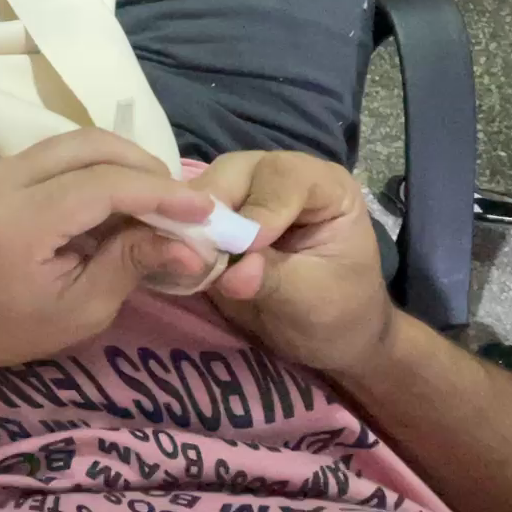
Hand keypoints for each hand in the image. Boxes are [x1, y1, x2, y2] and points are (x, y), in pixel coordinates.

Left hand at [0, 129, 214, 377]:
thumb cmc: (9, 328)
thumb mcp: (79, 311)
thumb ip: (130, 265)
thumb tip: (191, 245)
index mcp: (20, 222)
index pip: (101, 185)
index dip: (158, 192)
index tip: (204, 209)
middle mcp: (5, 179)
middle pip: (90, 145)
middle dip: (145, 167)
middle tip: (182, 202)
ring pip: (76, 141)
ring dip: (124, 162)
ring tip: (157, 198)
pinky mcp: (1, 167)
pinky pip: (61, 151)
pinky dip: (99, 164)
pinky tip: (121, 195)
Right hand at [191, 151, 393, 373]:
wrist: (322, 339)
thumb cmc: (335, 313)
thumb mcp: (311, 299)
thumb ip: (269, 278)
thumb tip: (228, 274)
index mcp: (323, 185)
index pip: (283, 175)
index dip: (260, 207)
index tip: (248, 250)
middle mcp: (277, 176)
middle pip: (233, 173)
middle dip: (212, 211)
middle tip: (198, 253)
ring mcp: (242, 191)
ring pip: (201, 187)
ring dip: (186, 221)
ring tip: (185, 258)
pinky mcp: (214, 213)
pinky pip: (184, 210)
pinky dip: (176, 232)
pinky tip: (175, 257)